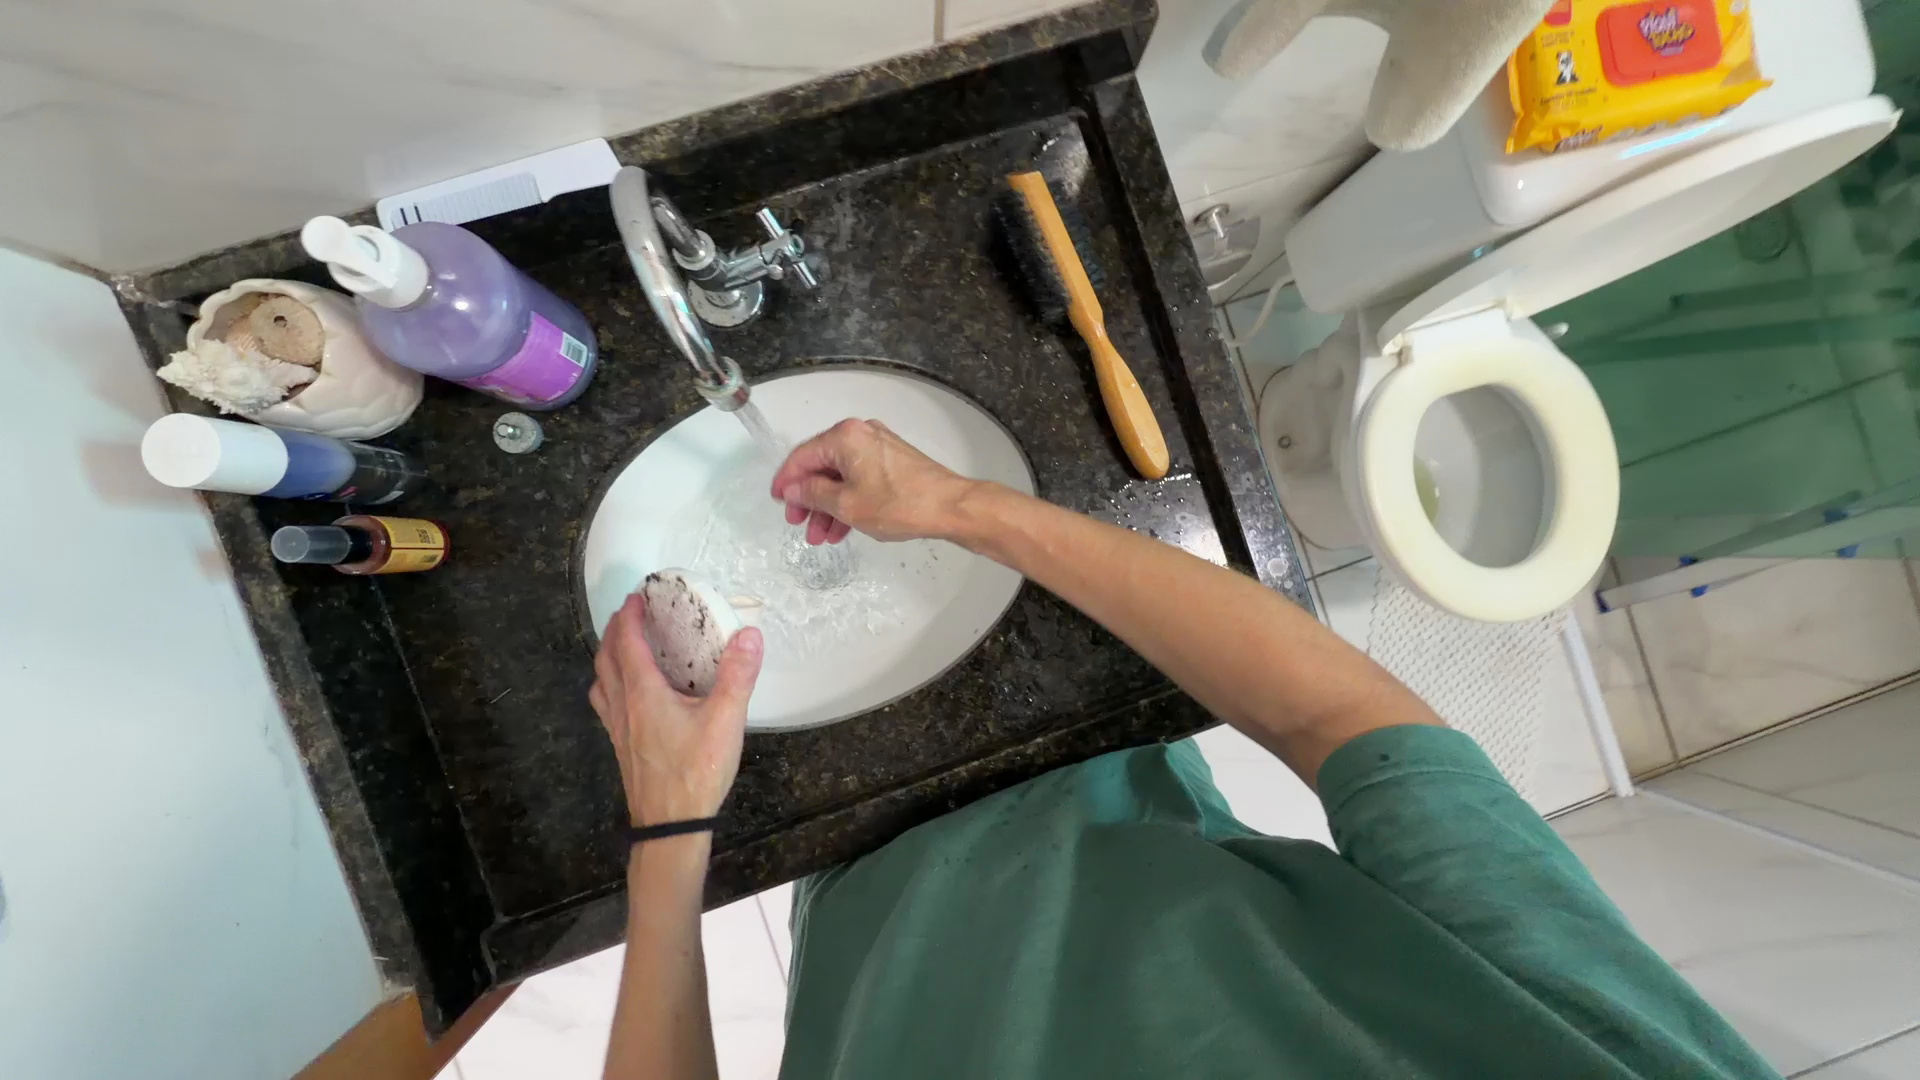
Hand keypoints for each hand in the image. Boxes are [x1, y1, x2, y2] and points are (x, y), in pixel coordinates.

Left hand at [590, 593, 763, 827]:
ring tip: (625, 647)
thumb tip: (750, 633)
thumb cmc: (696, 771)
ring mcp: (617, 729)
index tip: (638, 596)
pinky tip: (629, 694)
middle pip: (607, 659)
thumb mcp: (726, 721)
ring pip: (602, 681)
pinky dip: (611, 684)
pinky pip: (606, 703)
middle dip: (616, 631)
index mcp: (644, 693)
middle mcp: (623, 706)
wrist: (670, 826)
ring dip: (608, 657)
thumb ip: (738, 675)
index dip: (630, 617)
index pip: (628, 644)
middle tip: (632, 613)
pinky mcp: (622, 747)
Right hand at [769, 418, 981, 543]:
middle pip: (822, 467)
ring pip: (842, 477)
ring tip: (822, 537)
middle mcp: (861, 434)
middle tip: (800, 525)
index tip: (778, 503)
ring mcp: (879, 447)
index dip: (786, 482)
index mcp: (845, 437)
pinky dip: (849, 501)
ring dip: (829, 507)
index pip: (802, 457)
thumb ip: (813, 495)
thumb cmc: (898, 505)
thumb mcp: (846, 505)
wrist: (950, 507)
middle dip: (809, 500)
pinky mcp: (893, 461)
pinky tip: (843, 529)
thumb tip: (792, 489)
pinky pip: (860, 479)